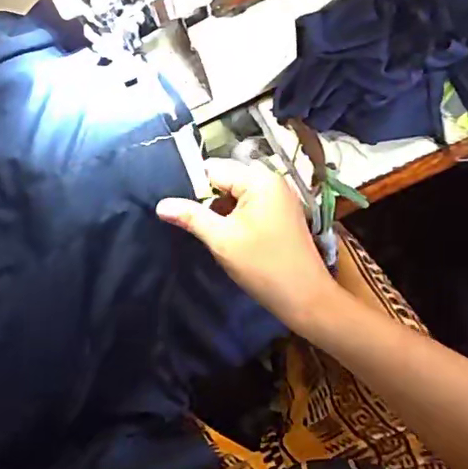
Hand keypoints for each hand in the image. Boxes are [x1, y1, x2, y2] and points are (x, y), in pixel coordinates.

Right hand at [157, 158, 344, 335]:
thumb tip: (161, 204)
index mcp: (259, 180)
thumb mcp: (221, 240)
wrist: (306, 299)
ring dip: (220, 209)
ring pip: (234, 192)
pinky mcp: (280, 212)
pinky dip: (234, 216)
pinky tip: (229, 236)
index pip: (212, 169)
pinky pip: (247, 203)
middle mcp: (271, 180)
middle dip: (207, 198)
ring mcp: (278, 196)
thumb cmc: (263, 266)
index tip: (183, 211)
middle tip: (195, 224)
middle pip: (224, 178)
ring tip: (212, 232)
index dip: (194, 188)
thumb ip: (190, 216)